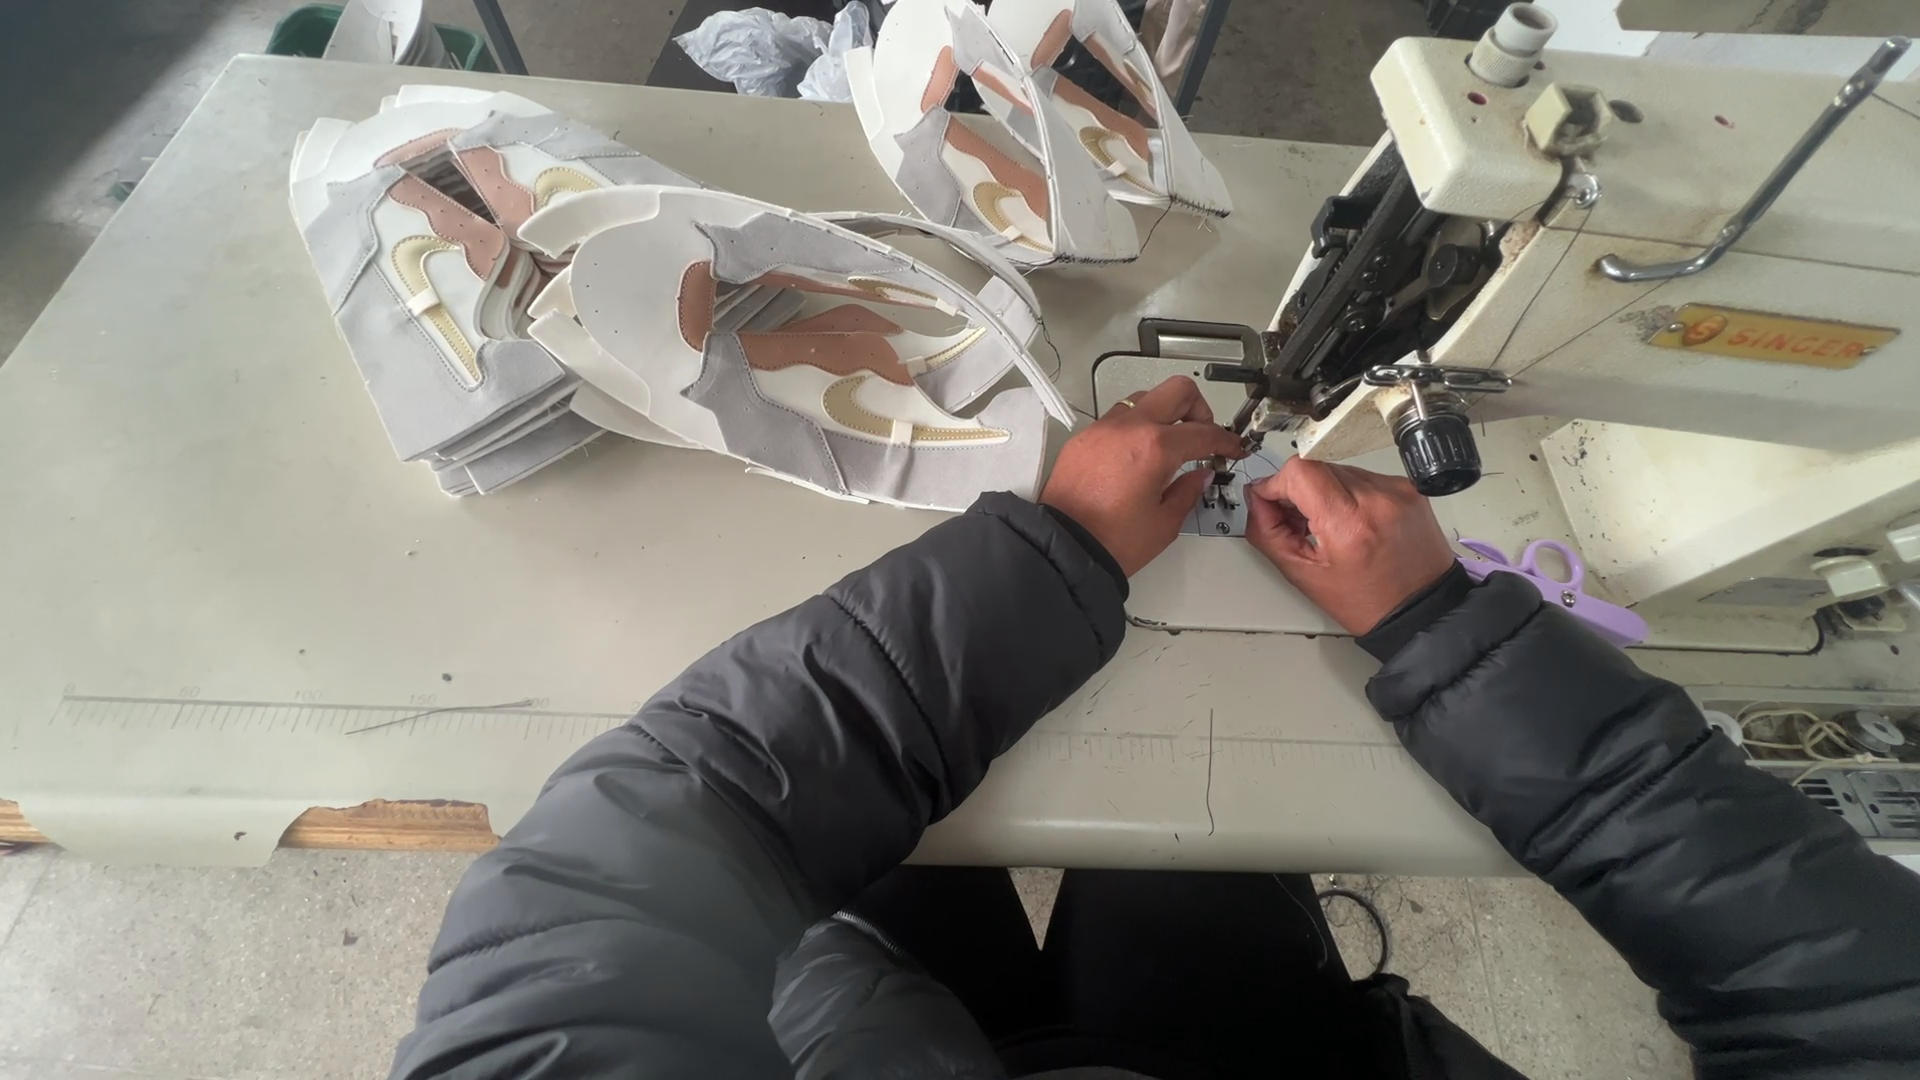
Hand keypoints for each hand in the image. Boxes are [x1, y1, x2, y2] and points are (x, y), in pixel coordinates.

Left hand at [1040, 376, 1246, 576]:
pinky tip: (1138, 455)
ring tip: (1169, 446)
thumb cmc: (1109, 541)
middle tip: (1203, 436)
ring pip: (1144, 399)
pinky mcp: (1082, 439)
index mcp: (1155, 447)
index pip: (1204, 431)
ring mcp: (1102, 429)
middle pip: (1177, 391)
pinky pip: (1116, 418)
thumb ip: (1187, 492)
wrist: (1062, 548)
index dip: (1226, 441)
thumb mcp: (1163, 523)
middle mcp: (1127, 428)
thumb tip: (1198, 476)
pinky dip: (1134, 427)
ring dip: (1163, 414)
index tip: (1231, 449)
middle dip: (1198, 409)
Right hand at [1245, 457, 1455, 633]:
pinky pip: (1360, 476)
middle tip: (1294, 518)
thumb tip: (1256, 498)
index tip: (1269, 499)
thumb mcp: (1301, 573)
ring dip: (1319, 489)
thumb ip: (1267, 531)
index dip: (1275, 482)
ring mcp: (1396, 490)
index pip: (1300, 472)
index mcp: (1350, 524)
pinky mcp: (1406, 488)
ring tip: (1322, 523)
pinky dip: (1344, 492)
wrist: (1422, 609)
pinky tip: (1346, 519)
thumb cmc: (1368, 601)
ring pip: (1335, 469)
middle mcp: (1378, 499)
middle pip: (1315, 466)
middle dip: (1295, 488)